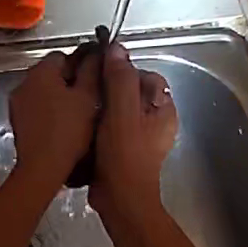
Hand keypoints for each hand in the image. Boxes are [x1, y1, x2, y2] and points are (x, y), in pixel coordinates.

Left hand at [7, 50, 99, 186]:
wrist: (42, 167)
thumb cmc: (68, 131)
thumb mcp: (88, 97)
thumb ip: (92, 70)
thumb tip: (97, 54)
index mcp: (40, 72)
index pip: (63, 55)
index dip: (82, 63)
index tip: (95, 78)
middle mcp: (23, 84)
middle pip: (51, 73)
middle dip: (70, 81)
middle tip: (90, 97)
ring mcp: (17, 104)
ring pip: (43, 92)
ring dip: (59, 97)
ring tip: (79, 113)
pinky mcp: (17, 123)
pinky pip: (36, 109)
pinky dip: (49, 112)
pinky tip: (64, 125)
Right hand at [91, 44, 175, 220]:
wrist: (119, 198)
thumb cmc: (124, 155)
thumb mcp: (121, 111)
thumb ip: (119, 79)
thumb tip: (115, 48)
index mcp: (164, 108)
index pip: (145, 76)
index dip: (123, 73)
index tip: (100, 78)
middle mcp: (156, 122)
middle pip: (130, 94)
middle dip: (109, 93)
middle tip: (88, 97)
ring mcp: (141, 139)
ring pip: (118, 112)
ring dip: (101, 111)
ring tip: (83, 113)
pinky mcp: (124, 152)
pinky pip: (110, 130)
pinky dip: (98, 128)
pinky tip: (84, 131)